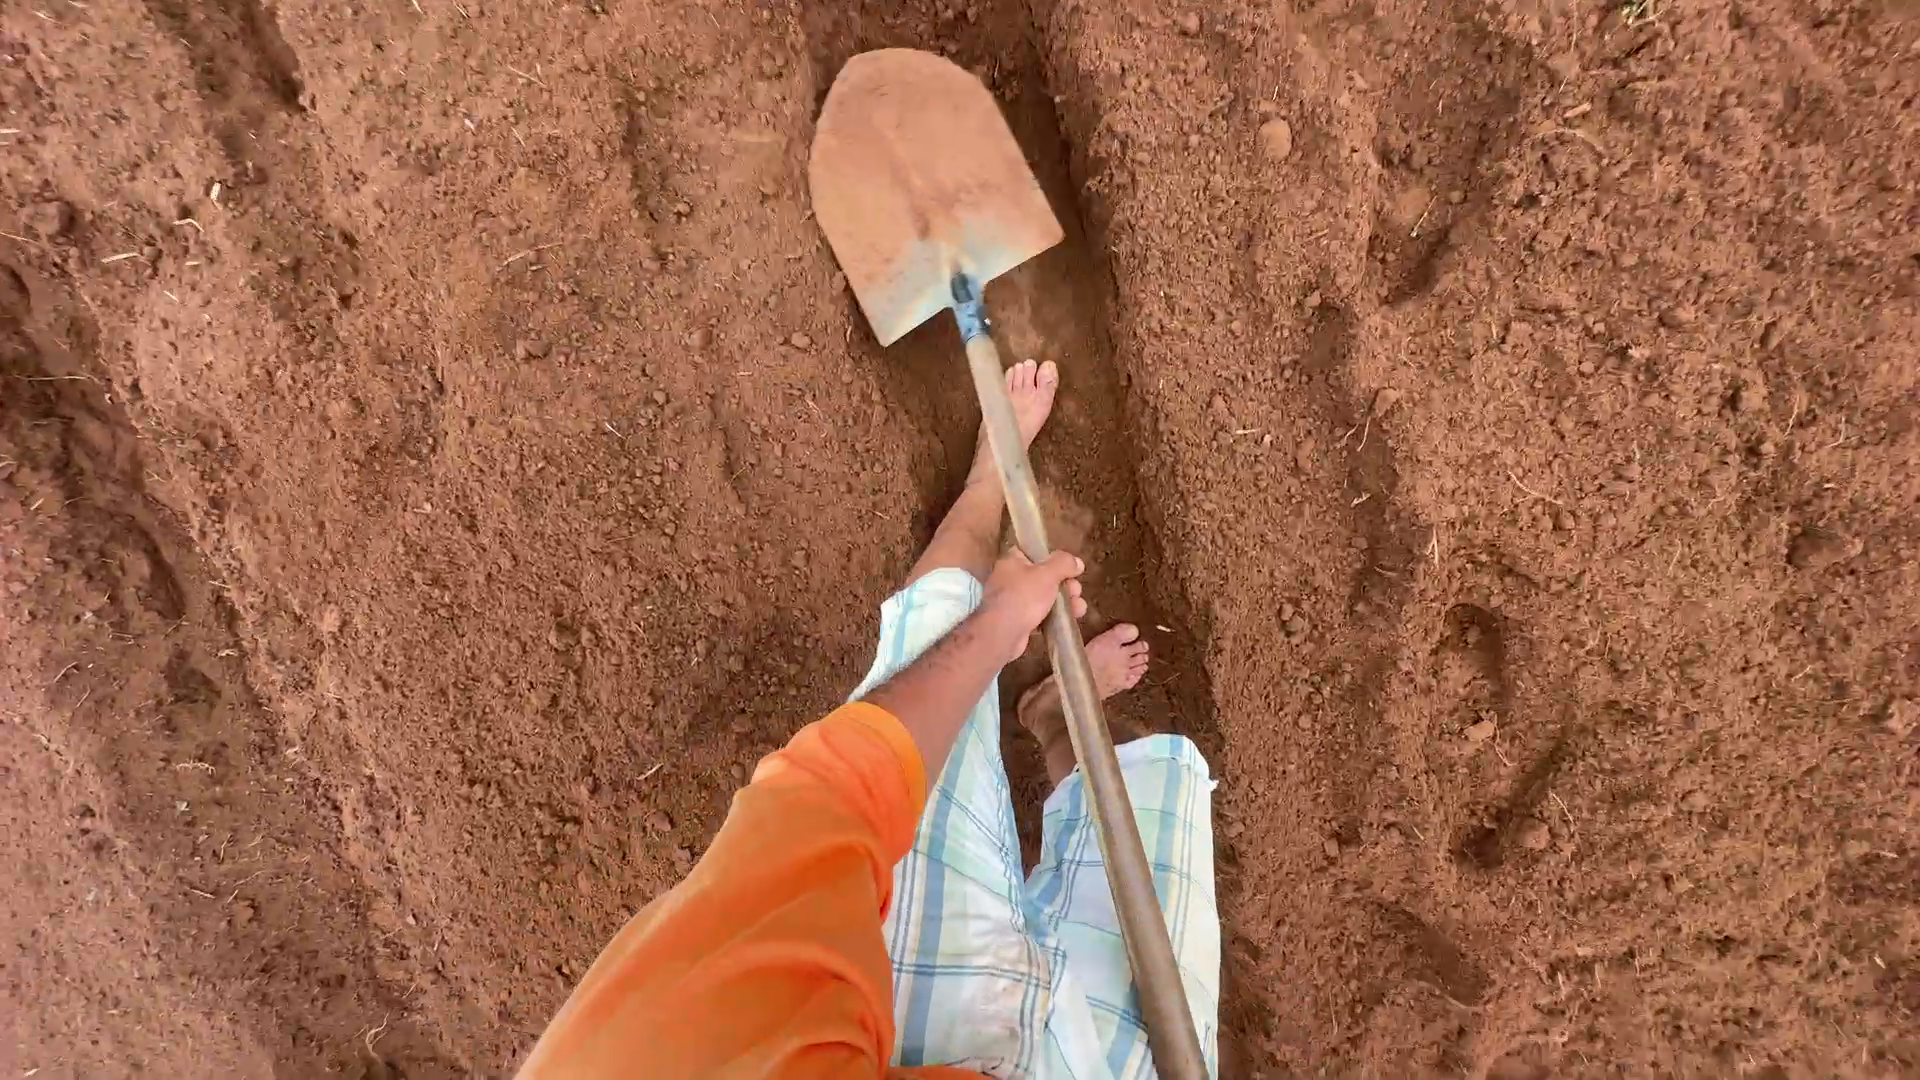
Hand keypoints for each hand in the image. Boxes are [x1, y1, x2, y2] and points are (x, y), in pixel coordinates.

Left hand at [979, 549, 1085, 661]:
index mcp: (1013, 561)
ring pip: (1045, 596)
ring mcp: (1014, 600)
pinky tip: (1071, 619)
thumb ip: (1063, 563)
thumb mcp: (1047, 574)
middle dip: (1065, 583)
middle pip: (1044, 576)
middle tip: (1076, 591)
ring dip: (1065, 600)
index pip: (1034, 552)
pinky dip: (1055, 615)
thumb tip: (1077, 562)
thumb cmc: (1023, 596)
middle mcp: (1011, 578)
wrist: (1002, 634)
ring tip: (1079, 608)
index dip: (1053, 558)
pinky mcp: (1019, 620)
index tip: (1070, 567)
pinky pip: (1041, 613)